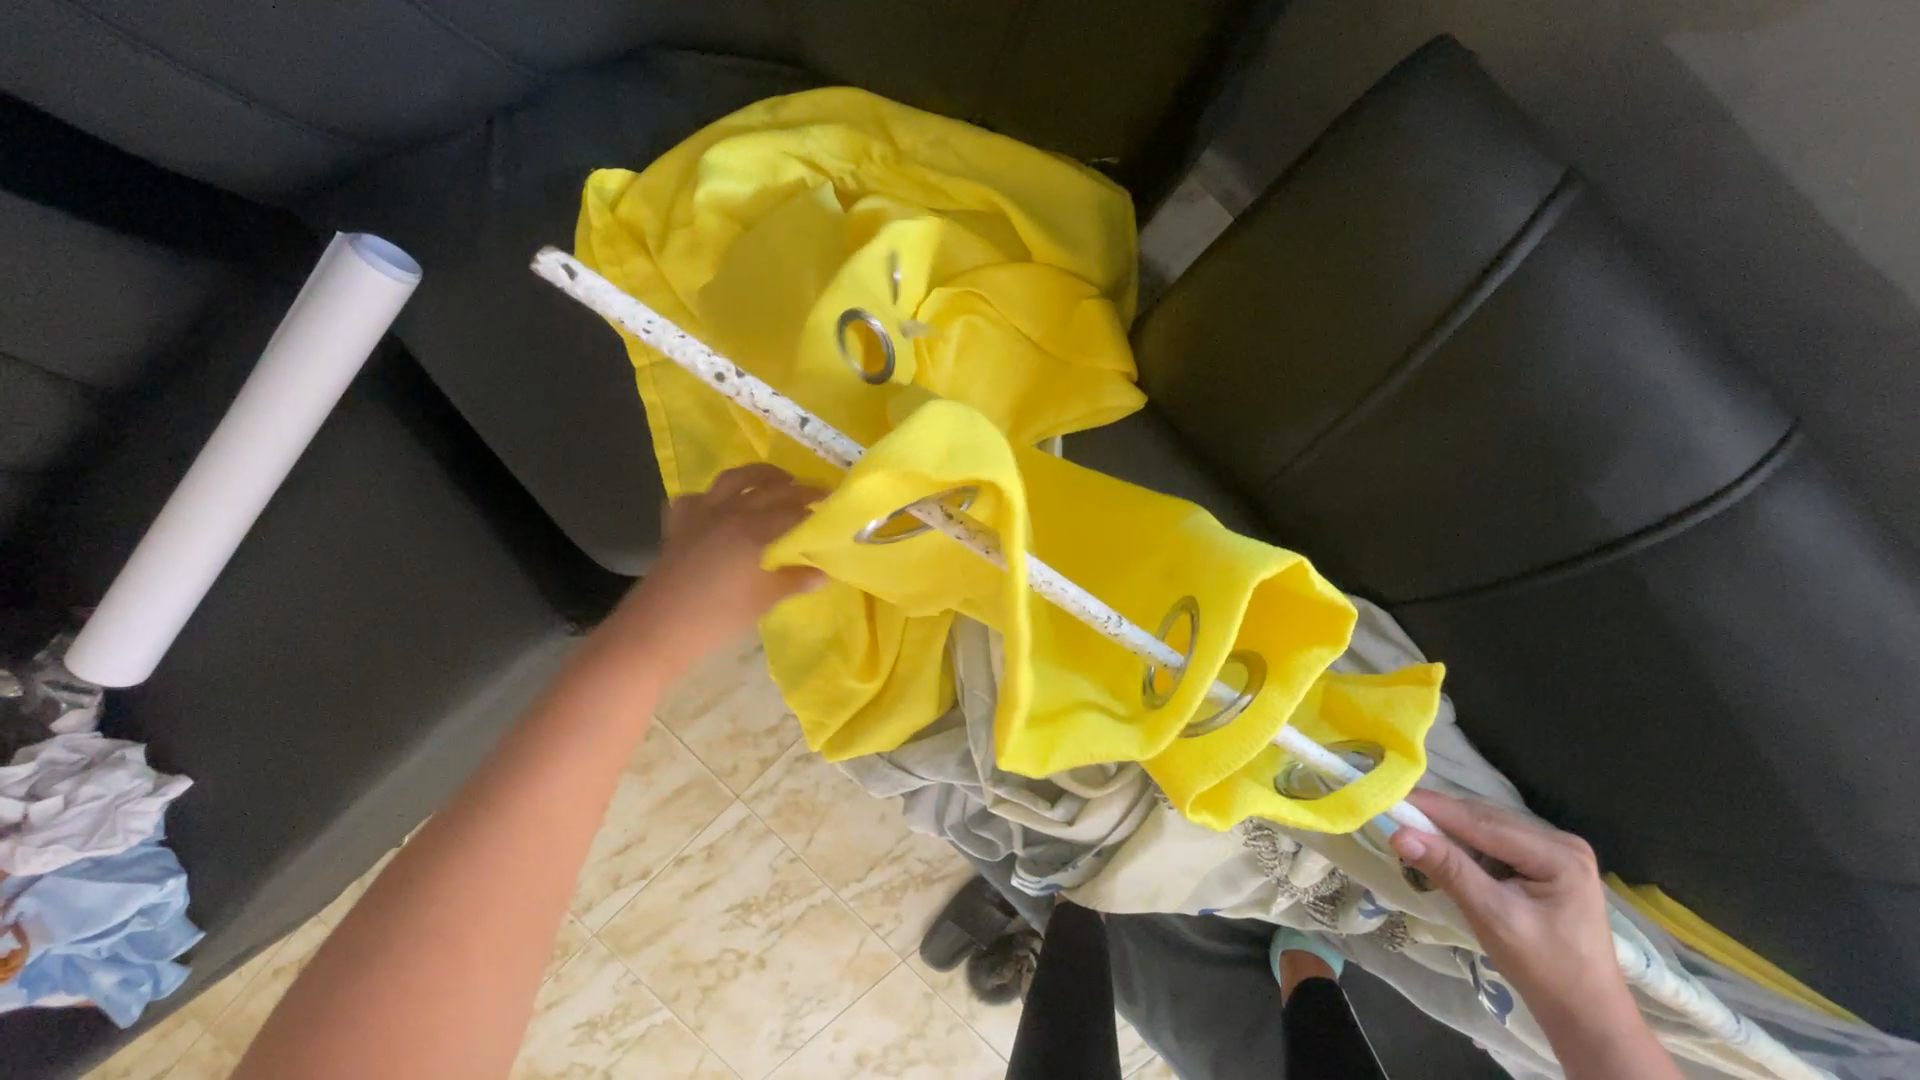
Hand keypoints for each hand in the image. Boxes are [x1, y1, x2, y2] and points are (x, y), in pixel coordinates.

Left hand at [597, 464, 827, 678]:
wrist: (658, 628)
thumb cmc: (718, 616)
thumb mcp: (765, 600)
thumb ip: (795, 580)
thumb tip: (822, 573)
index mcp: (754, 529)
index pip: (793, 509)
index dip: (815, 507)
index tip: (833, 506)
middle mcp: (730, 511)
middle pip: (769, 489)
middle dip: (796, 487)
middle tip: (817, 491)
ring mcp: (701, 514)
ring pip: (733, 480)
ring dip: (758, 475)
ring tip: (776, 479)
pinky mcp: (679, 524)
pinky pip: (697, 498)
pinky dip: (711, 496)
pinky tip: (719, 505)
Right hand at [1388, 791, 1628, 1031]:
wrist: (1584, 1011)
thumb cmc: (1543, 968)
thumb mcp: (1491, 916)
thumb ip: (1448, 869)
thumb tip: (1399, 834)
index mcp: (1558, 854)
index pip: (1482, 822)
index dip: (1434, 809)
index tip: (1389, 798)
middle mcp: (1560, 842)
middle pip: (1485, 819)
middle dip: (1439, 818)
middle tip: (1393, 815)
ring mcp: (1555, 851)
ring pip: (1487, 828)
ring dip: (1449, 831)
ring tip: (1411, 832)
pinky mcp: (1544, 863)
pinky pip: (1494, 843)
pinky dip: (1465, 845)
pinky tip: (1444, 851)